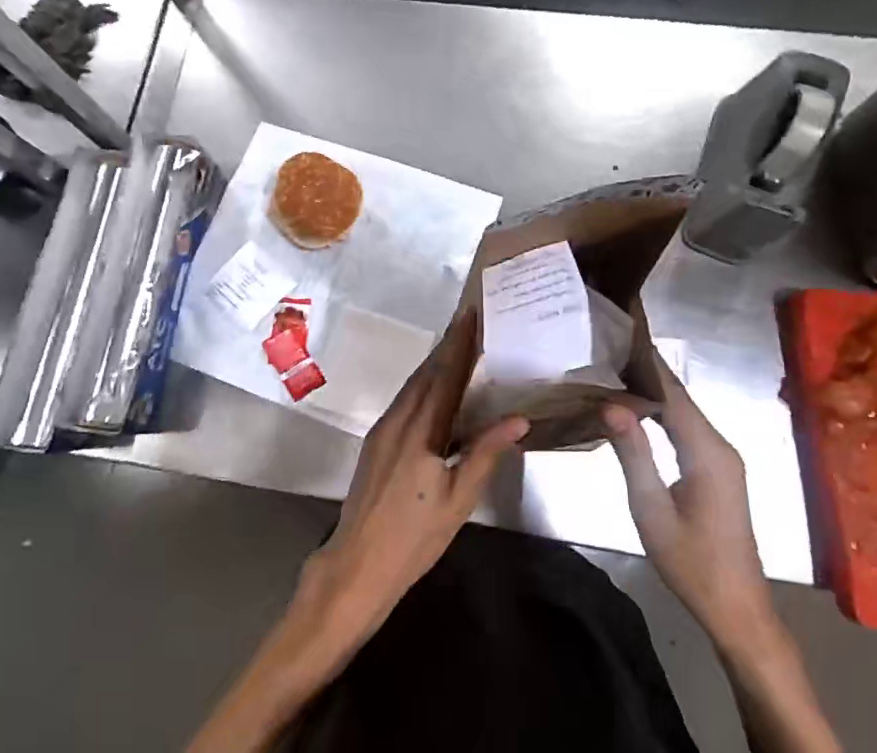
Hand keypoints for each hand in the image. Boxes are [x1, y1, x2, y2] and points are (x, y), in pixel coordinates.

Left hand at [188, 316, 528, 752]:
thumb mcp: (459, 500)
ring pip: (412, 386)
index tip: (471, 315)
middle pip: (425, 374)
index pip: (444, 376)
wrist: (358, 561)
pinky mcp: (375, 441)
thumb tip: (518, 418)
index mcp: (421, 431)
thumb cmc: (415, 536)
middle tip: (469, 323)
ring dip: (434, 364)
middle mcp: (398, 420)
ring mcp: (382, 430)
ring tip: (458, 348)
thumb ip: (485, 454)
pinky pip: (403, 402)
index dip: (459, 344)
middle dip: (447, 347)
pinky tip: (436, 390)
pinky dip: (422, 386)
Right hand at [603, 320, 770, 639]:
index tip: (617, 339)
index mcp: (708, 452)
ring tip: (611, 373)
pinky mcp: (718, 470)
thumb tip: (611, 405)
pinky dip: (661, 414)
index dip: (646, 366)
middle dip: (645, 374)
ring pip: (684, 413)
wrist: (736, 608)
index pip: (674, 394)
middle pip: (681, 399)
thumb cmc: (691, 562)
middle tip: (604, 353)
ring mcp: (722, 459)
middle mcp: (720, 447)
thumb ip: (633, 454)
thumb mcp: (651, 510)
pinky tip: (636, 410)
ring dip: (651, 393)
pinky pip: (687, 430)